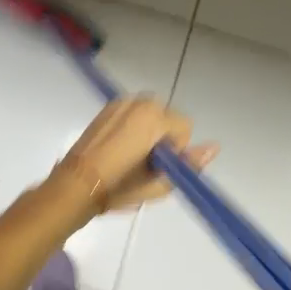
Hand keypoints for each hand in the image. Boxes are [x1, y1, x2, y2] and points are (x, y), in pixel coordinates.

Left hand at [53, 96, 217, 213]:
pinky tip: (119, 146)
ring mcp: (120, 103)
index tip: (157, 165)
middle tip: (144, 161)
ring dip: (148, 129)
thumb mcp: (160, 183)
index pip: (184, 127)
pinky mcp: (106, 108)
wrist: (76, 184)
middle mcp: (139, 102)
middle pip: (167, 116)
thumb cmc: (119, 187)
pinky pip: (132, 112)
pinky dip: (133, 125)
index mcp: (154, 117)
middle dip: (163, 136)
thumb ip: (190, 162)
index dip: (175, 149)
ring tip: (131, 154)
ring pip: (150, 113)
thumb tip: (215, 147)